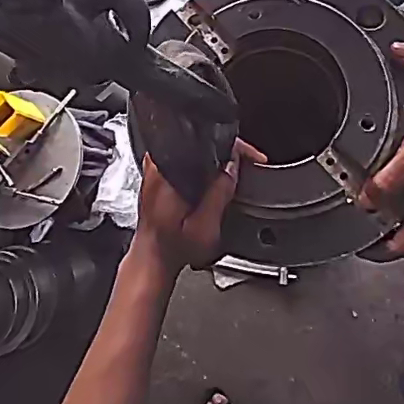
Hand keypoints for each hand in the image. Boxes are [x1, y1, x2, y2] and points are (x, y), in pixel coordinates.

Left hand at [133, 139, 263, 271]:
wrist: (152, 261)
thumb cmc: (170, 248)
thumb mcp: (203, 227)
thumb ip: (219, 195)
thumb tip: (232, 168)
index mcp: (166, 173)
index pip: (203, 143)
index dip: (233, 147)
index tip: (251, 156)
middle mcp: (158, 168)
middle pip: (199, 145)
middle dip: (227, 152)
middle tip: (248, 163)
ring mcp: (156, 173)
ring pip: (193, 154)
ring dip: (216, 161)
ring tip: (234, 172)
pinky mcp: (159, 180)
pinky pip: (186, 165)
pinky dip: (204, 171)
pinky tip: (214, 185)